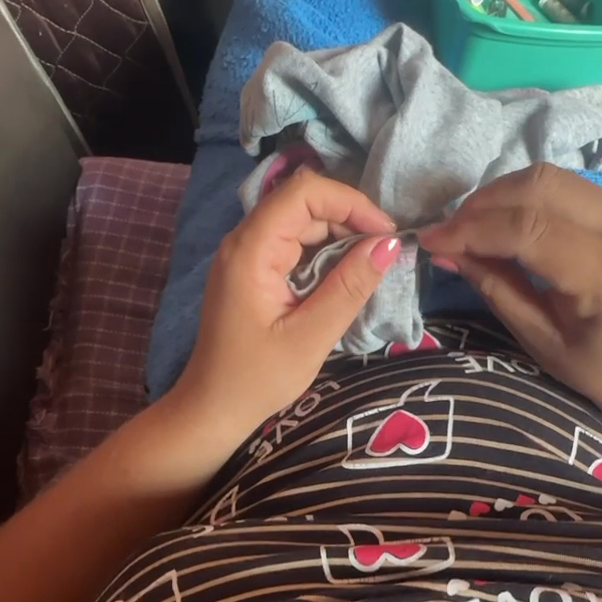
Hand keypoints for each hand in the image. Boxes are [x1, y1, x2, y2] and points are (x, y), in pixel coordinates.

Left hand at [167, 171, 399, 438]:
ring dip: (339, 238)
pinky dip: (322, 255)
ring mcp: (245, 255)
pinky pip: (292, 246)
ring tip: (370, 268)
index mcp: (251, 251)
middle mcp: (244, 242)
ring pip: (300, 224)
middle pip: (303, 204)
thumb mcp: (310, 337)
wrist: (212, 408)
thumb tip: (389, 246)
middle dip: (349, 220)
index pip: (304, 193)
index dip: (350, 202)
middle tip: (384, 255)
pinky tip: (343, 278)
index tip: (385, 235)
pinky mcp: (252, 271)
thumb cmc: (257, 379)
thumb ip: (349, 288)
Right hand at [420, 164, 601, 418]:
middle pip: (540, 186)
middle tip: (450, 234)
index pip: (526, 229)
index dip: (470, 230)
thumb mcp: (541, 340)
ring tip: (471, 228)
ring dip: (503, 196)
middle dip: (483, 204)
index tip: (430, 241)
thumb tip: (447, 254)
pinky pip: (569, 190)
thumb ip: (496, 289)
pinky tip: (505, 225)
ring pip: (553, 179)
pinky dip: (527, 200)